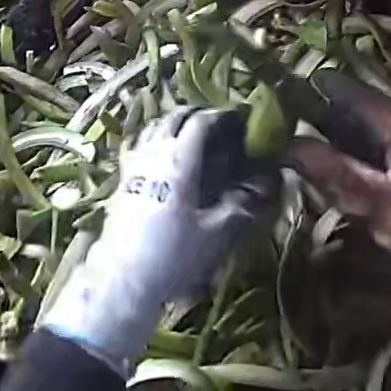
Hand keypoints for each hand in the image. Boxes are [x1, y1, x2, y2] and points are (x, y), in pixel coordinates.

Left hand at [40, 109, 263, 372]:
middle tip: (216, 124)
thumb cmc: (172, 254)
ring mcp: (135, 162)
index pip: (199, 122)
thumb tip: (267, 183)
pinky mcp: (122, 176)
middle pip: (174, 117)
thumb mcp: (214, 234)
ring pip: (154, 126)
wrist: (124, 275)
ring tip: (190, 133)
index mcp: (179, 161)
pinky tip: (160, 150)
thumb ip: (240, 205)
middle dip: (196, 114)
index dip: (219, 116)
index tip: (237, 119)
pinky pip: (138, 142)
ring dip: (174, 122)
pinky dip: (153, 136)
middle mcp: (154, 152)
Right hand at [290, 72, 390, 390]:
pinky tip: (386, 181)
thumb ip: (335, 174)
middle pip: (385, 117)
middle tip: (318, 122)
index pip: (365, 99)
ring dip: (375, 141)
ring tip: (346, 151)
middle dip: (351, 118)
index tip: (307, 84)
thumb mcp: (379, 207)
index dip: (333, 92)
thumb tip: (291, 146)